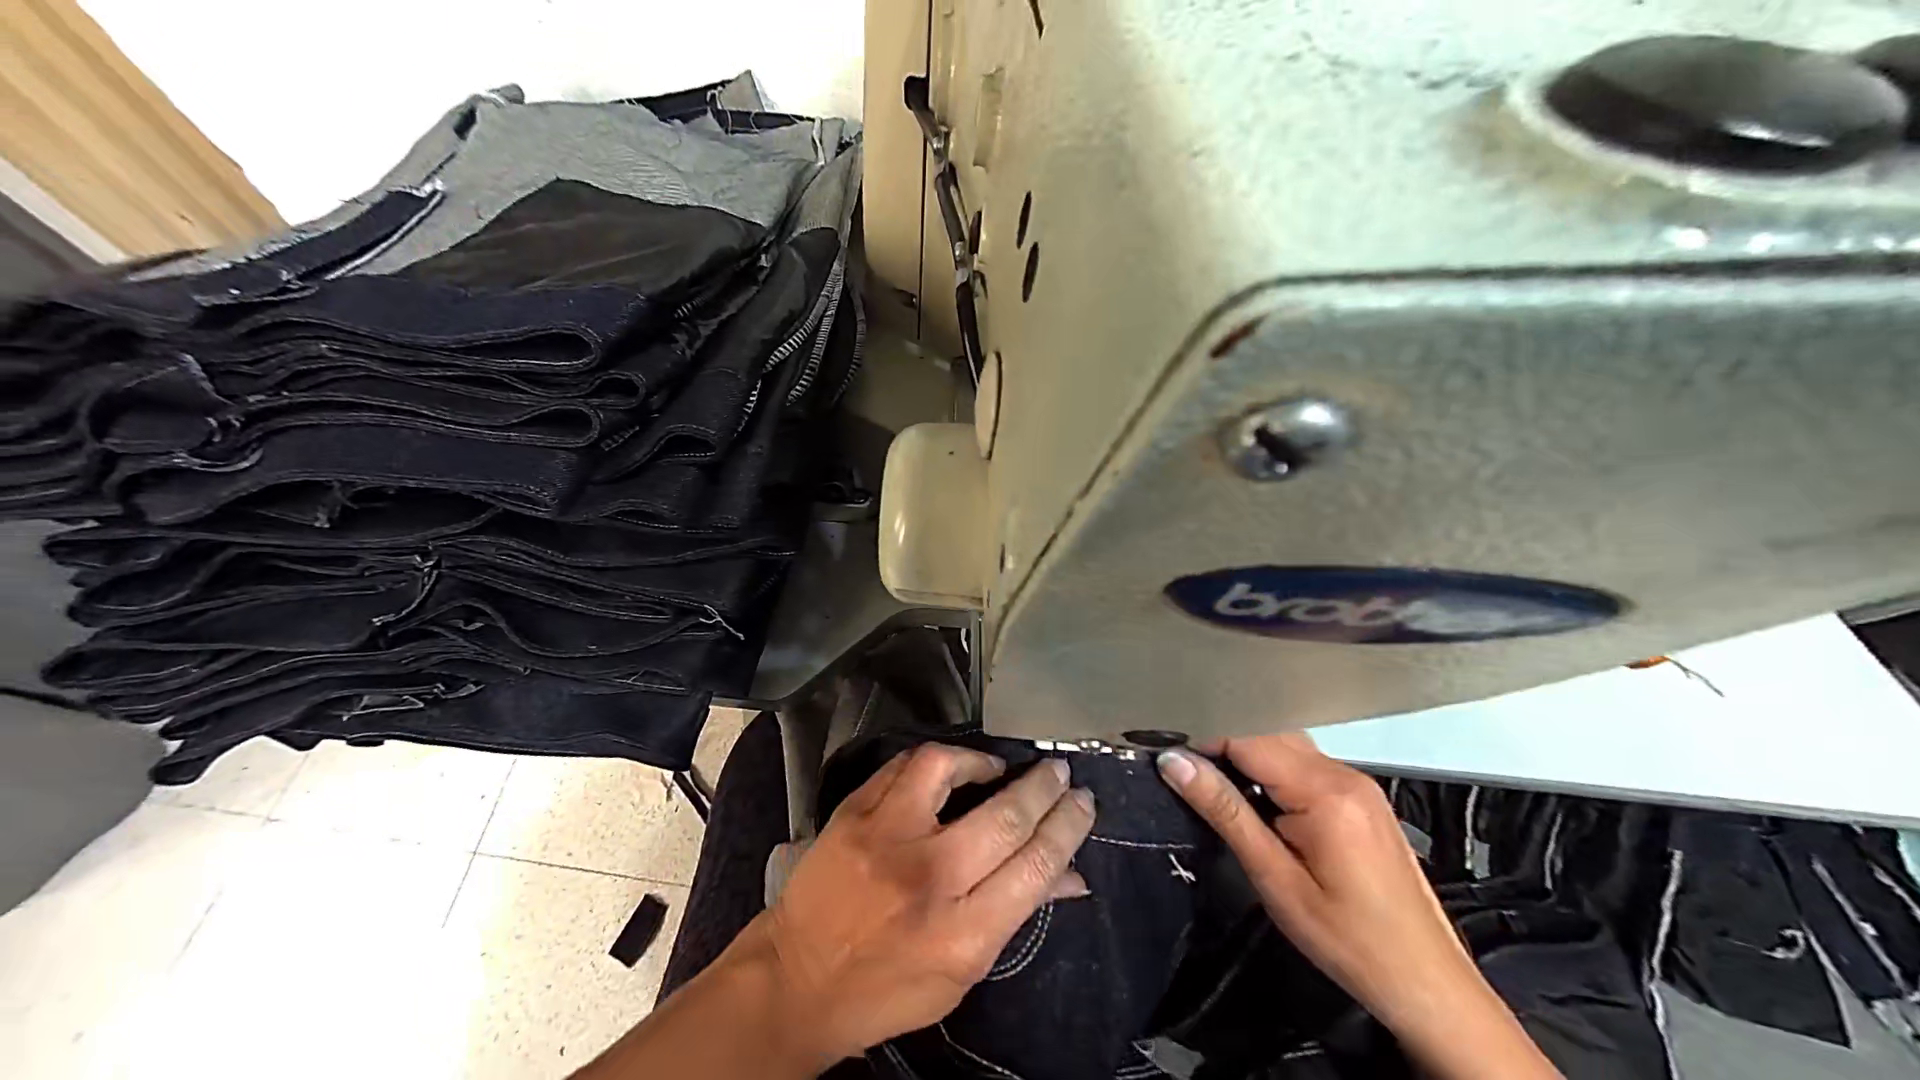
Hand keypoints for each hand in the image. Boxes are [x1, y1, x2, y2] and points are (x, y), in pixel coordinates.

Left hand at [748, 744, 1095, 1064]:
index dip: (1068, 826)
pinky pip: (904, 766)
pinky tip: (951, 768)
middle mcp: (929, 878)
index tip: (1082, 802)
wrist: (799, 980)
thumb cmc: (890, 986)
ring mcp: (886, 838)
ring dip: (984, 761)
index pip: (1035, 865)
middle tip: (1060, 772)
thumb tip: (1072, 873)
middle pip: (1005, 817)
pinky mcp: (854, 813)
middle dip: (1044, 788)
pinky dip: (937, 761)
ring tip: (999, 767)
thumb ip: (1016, 915)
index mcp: (964, 932)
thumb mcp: (964, 971)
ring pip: (947, 771)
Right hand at [1157, 735, 1560, 1079]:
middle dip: (1221, 744)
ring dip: (1245, 758)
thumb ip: (1224, 811)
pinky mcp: (1362, 799)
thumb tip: (1175, 763)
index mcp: (1326, 791)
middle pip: (1268, 732)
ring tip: (1212, 786)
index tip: (1167, 757)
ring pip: (1285, 745)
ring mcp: (1359, 785)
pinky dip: (1270, 772)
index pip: (1248, 736)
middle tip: (1183, 771)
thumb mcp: (1274, 877)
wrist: (1427, 984)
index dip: (1202, 739)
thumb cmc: (1350, 940)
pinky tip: (1254, 802)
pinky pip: (1304, 765)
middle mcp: (1346, 775)